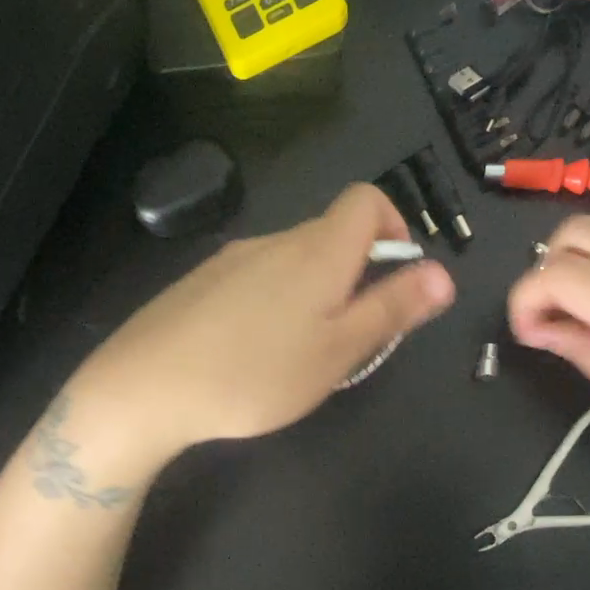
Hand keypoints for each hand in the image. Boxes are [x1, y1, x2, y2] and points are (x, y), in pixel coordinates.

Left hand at [70, 184, 455, 451]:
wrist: (146, 388)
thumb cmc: (256, 374)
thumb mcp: (337, 352)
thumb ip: (391, 310)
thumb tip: (444, 273)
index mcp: (317, 251)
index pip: (367, 200)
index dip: (394, 227)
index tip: (396, 278)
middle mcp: (273, 241)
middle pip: (329, 234)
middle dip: (354, 273)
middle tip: (351, 336)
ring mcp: (229, 261)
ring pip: (289, 261)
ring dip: (311, 292)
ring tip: (299, 353)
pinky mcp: (196, 285)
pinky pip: (252, 280)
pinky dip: (270, 303)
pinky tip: (250, 354)